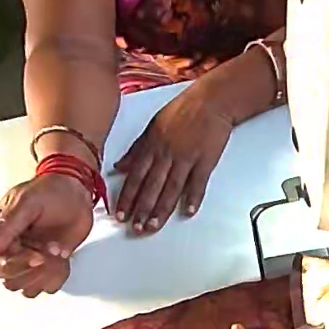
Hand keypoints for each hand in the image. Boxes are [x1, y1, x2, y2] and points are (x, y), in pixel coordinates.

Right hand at [0, 172, 94, 297]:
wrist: (77, 192)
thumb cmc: (50, 192)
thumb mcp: (27, 203)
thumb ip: (6, 227)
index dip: (14, 265)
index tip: (37, 255)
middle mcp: (9, 251)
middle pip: (7, 280)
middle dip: (31, 271)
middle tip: (49, 253)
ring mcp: (28, 261)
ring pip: (26, 287)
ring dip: (45, 274)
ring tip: (57, 250)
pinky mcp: (46, 268)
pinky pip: (47, 286)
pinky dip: (58, 276)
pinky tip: (63, 259)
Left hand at [114, 87, 233, 232]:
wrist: (210, 100)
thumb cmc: (183, 111)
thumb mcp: (152, 126)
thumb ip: (135, 149)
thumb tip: (118, 166)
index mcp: (152, 145)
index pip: (135, 176)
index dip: (127, 197)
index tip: (120, 214)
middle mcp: (166, 153)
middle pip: (151, 186)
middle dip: (141, 209)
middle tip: (135, 228)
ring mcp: (186, 157)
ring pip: (171, 188)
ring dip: (161, 209)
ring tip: (154, 225)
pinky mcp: (205, 160)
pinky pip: (198, 182)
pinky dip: (193, 197)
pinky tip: (188, 211)